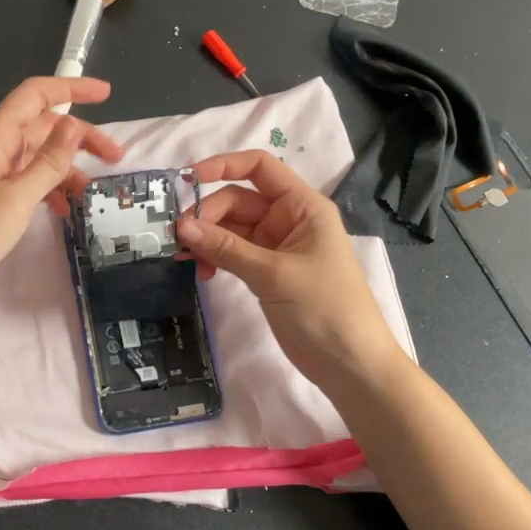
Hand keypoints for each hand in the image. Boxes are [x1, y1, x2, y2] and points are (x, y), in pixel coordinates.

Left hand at [0, 77, 122, 307]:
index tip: (105, 93)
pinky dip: (50, 189)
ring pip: (39, 156)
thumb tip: (73, 124)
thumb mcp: (17, 199)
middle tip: (115, 156)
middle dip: (80, 137)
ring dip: (68, 168)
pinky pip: (29, 180)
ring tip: (94, 191)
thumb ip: (48, 162)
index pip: (34, 96)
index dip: (70, 88)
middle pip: (43, 126)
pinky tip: (66, 209)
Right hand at [177, 150, 404, 392]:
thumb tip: (182, 226)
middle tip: (180, 240)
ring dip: (207, 240)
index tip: (187, 180)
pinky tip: (200, 273)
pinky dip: (215, 259)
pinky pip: (233, 254)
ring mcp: (277, 247)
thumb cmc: (324, 309)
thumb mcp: (273, 275)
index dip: (223, 165)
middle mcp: (289, 220)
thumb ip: (226, 249)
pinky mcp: (267, 273)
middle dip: (208, 215)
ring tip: (185, 260)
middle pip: (238, 200)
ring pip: (232, 229)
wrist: (350, 364)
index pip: (260, 168)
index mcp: (303, 207)